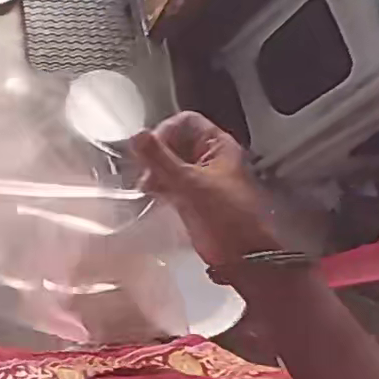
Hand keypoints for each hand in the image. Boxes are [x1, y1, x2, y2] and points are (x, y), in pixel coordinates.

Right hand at [130, 112, 281, 267]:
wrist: (241, 256)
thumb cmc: (229, 218)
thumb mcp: (190, 182)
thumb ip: (160, 158)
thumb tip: (138, 137)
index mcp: (218, 146)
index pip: (186, 122)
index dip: (166, 131)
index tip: (150, 149)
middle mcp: (210, 159)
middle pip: (175, 143)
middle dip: (157, 154)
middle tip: (145, 169)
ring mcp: (200, 179)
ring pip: (170, 164)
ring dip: (155, 172)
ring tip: (148, 185)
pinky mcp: (192, 199)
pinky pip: (170, 184)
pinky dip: (159, 187)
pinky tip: (152, 195)